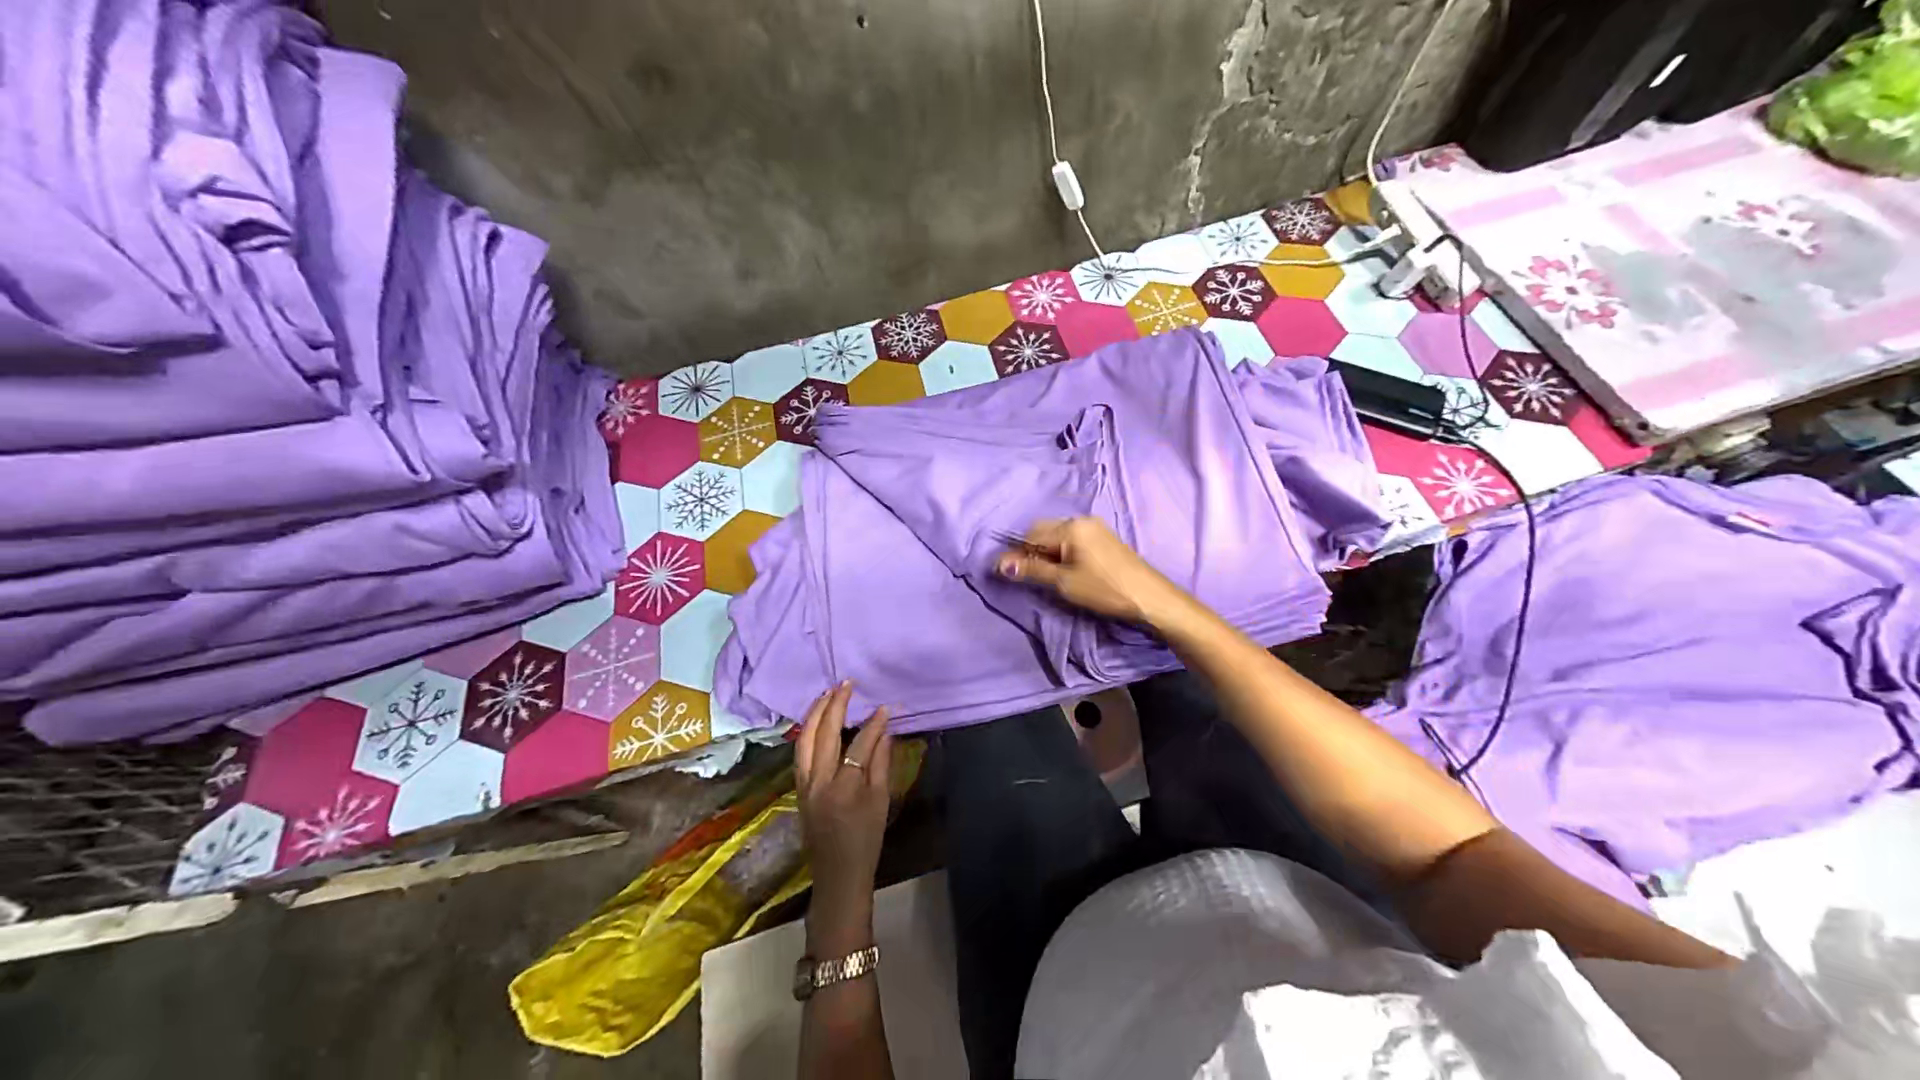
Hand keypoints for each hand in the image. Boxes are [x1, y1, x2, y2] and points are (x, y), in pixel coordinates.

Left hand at [795, 681, 892, 950]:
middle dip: (835, 705)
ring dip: (816, 713)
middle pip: (823, 734)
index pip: (859, 745)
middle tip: (847, 684)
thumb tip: (884, 730)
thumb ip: (882, 763)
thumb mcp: (881, 802)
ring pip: (805, 740)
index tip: (885, 707)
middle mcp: (818, 782)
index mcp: (843, 788)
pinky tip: (816, 720)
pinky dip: (808, 731)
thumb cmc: (866, 841)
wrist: (838, 874)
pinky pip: (800, 751)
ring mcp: (804, 784)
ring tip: (828, 693)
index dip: (873, 724)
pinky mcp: (798, 788)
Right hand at [995, 517, 1189, 627]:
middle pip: (1043, 531)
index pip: (1031, 535)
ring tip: (1045, 576)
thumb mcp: (1063, 582)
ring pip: (1058, 536)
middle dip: (1030, 551)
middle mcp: (1081, 520)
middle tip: (1026, 577)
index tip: (1005, 573)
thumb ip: (1032, 570)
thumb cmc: (1104, 590)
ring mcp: (1095, 528)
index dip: (1016, 555)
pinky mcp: (1103, 539)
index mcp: (1070, 527)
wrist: (1149, 598)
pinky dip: (1061, 552)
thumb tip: (1001, 564)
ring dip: (1046, 553)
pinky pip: (1072, 540)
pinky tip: (1063, 570)